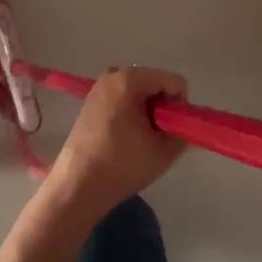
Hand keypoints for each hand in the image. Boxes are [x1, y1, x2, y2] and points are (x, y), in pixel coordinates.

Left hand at [50, 66, 188, 212]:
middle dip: (163, 108)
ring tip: (141, 141)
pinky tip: (126, 140)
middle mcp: (113, 75)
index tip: (174, 130)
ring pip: (139, 93)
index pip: (173, 81)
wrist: (78, 186)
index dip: (181, 106)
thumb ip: (183, 132)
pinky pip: (123, 100)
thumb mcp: (165, 151)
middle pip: (154, 84)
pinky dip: (131, 115)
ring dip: (147, 113)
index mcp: (130, 79)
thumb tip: (181, 126)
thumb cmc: (122, 165)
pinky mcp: (90, 103)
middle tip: (158, 137)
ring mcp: (99, 88)